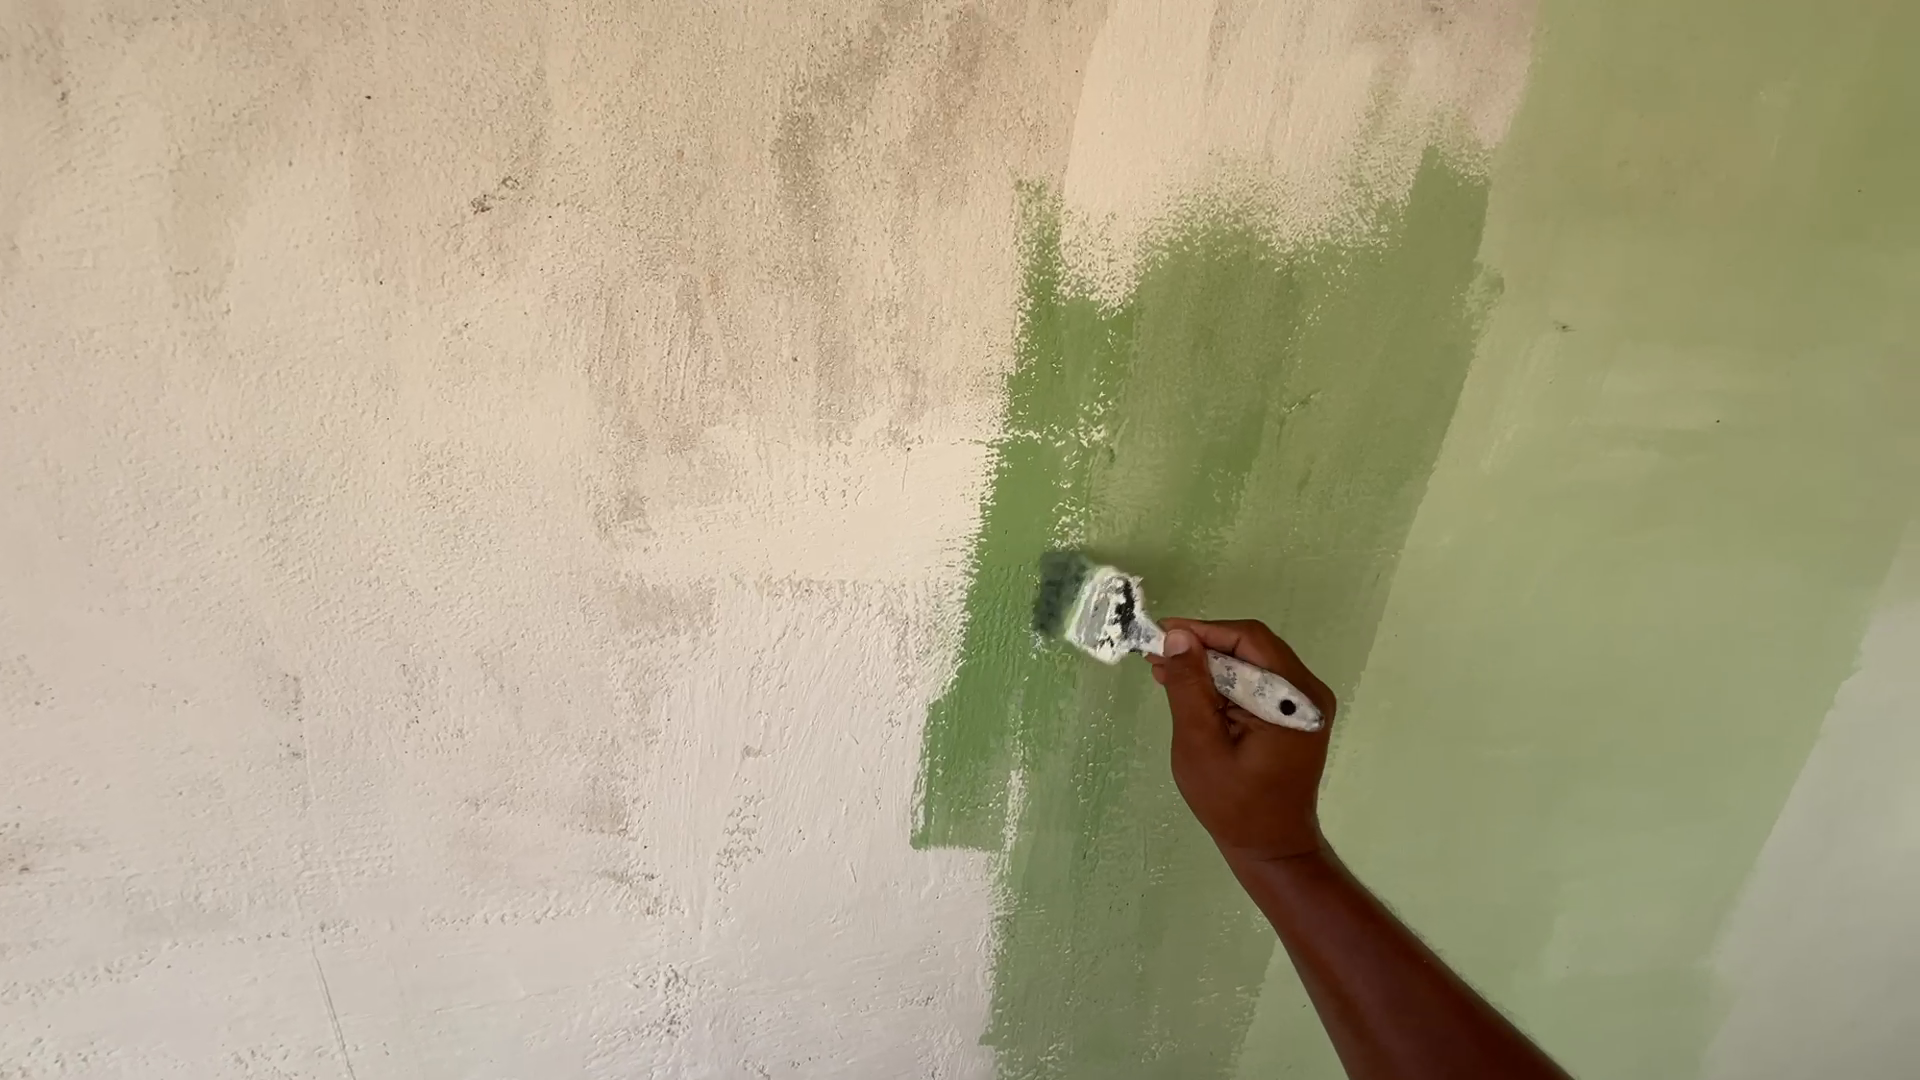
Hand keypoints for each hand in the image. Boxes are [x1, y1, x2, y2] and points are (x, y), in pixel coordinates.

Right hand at [1147, 619, 1337, 861]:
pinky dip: (1219, 679)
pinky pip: (1253, 679)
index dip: (1202, 631)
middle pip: (1250, 646)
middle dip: (1201, 646)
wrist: (1270, 847)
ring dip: (1206, 662)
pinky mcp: (1290, 712)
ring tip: (1164, 669)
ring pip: (1249, 660)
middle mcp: (1307, 692)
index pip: (1248, 641)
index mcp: (1294, 699)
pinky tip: (1188, 686)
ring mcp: (1302, 702)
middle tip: (1157, 654)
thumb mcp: (1200, 743)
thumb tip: (1177, 637)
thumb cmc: (1232, 803)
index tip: (1160, 635)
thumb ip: (1189, 687)